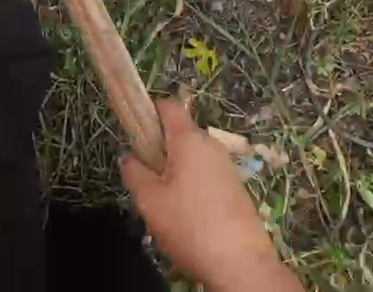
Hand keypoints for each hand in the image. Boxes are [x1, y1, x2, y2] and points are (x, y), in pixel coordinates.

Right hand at [121, 99, 296, 291]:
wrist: (243, 267)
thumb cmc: (190, 225)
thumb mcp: (149, 200)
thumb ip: (133, 172)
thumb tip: (129, 157)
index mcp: (188, 139)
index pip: (167, 105)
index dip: (148, 112)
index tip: (136, 136)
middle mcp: (210, 145)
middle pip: (179, 134)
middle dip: (160, 151)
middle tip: (148, 181)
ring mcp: (227, 168)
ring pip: (192, 159)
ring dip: (176, 173)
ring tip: (167, 206)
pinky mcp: (236, 190)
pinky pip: (207, 177)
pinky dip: (194, 189)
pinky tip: (189, 219)